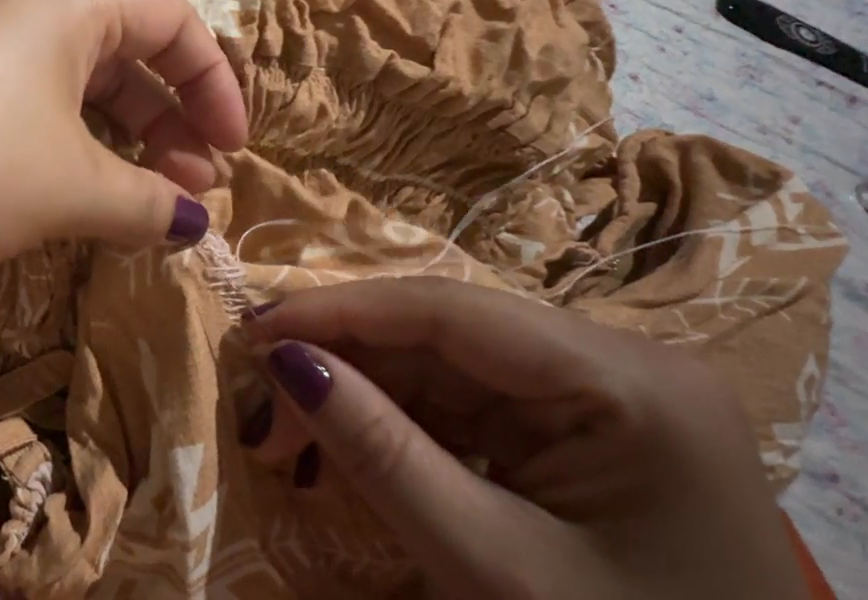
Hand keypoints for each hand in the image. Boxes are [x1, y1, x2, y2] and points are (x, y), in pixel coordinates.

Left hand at [0, 0, 247, 334]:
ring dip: (119, 146)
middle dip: (169, 123)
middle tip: (191, 194)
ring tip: (138, 211)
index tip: (234, 151)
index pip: (172, 20)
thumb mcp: (72, 188)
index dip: (215, 82)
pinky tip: (67, 203)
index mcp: (68, 10)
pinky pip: (26, 112)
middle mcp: (22, 18)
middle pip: (125, 56)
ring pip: (74, 90)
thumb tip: (195, 223)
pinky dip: (64, 152)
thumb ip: (147, 204)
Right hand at [239, 277, 806, 598]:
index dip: (337, 311)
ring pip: (442, 366)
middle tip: (260, 411)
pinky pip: (464, 405)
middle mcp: (617, 366)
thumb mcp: (491, 564)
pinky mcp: (578, 431)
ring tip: (289, 442)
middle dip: (342, 366)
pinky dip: (397, 427)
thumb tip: (280, 358)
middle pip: (441, 335)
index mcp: (627, 384)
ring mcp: (600, 397)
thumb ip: (380, 452)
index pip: (449, 310)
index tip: (248, 329)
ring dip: (359, 397)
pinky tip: (346, 452)